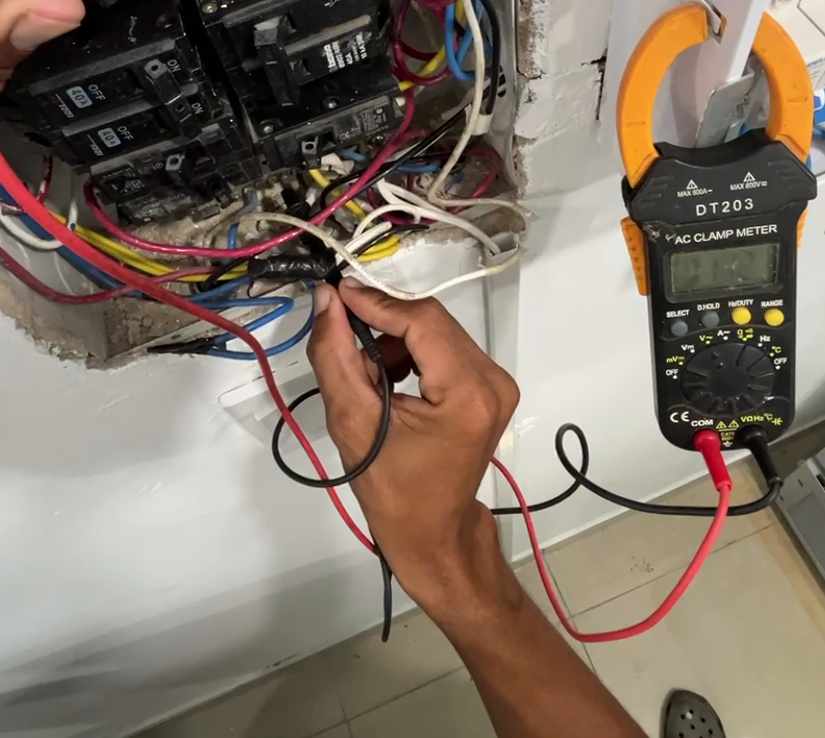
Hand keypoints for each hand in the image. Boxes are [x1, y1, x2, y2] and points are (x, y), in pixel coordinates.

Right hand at [305, 279, 522, 617]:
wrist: (434, 532)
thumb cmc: (392, 490)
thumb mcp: (353, 423)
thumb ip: (336, 356)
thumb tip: (327, 299)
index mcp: (468, 393)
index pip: (422, 322)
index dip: (377, 302)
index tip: (337, 292)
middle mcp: (493, 380)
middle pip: (432, 322)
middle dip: (383, 321)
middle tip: (341, 330)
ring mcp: (497, 382)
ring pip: (437, 331)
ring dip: (396, 339)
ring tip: (364, 371)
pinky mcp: (491, 385)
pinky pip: (446, 348)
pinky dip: (412, 352)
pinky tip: (388, 379)